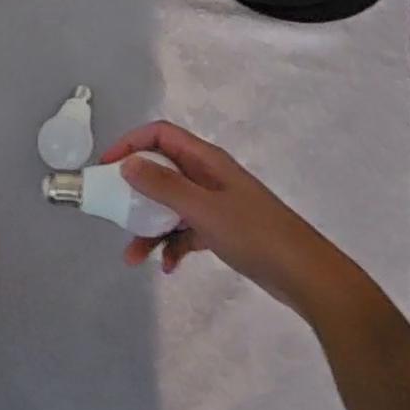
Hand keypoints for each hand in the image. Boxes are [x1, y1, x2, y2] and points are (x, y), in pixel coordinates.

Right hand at [101, 121, 361, 316]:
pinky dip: (173, 246)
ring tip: (134, 257)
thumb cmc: (255, 234)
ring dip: (149, 227)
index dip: (131, 144)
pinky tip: (169, 267)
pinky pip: (186, 230)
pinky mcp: (221, 229)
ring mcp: (216, 203)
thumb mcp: (204, 209)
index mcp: (207, 160)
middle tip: (112, 212)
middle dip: (134, 192)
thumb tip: (127, 163)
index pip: (161, 135)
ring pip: (170, 205)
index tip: (106, 167)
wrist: (304, 274)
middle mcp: (209, 176)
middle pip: (161, 170)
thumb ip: (164, 187)